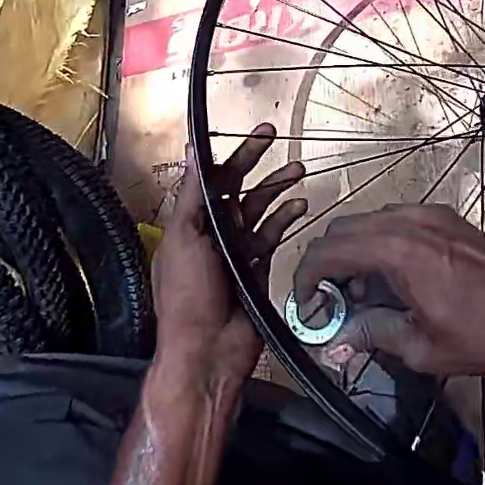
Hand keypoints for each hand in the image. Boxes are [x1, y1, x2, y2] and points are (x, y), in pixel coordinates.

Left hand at [154, 124, 305, 381]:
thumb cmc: (187, 295)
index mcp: (193, 220)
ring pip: (260, 206)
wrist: (207, 352)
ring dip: (277, 186)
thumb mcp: (184, 238)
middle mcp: (215, 229)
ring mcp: (238, 246)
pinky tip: (299, 206)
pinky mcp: (259, 264)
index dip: (231, 152)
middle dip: (255, 159)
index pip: (213, 176)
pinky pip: (274, 233)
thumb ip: (192, 194)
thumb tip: (193, 152)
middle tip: (272, 135)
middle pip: (238, 184)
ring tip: (298, 170)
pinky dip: (286, 217)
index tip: (249, 133)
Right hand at [293, 204, 484, 378]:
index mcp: (397, 249)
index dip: (306, 276)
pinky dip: (380, 243)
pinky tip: (395, 278)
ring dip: (354, 252)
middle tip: (331, 303)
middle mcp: (408, 220)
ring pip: (369, 222)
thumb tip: (337, 339)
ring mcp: (430, 213)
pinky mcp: (446, 216)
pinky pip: (396, 220)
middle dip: (327, 264)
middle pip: (344, 229)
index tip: (305, 303)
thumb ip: (372, 334)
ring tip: (364, 295)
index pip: (329, 250)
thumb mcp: (422, 346)